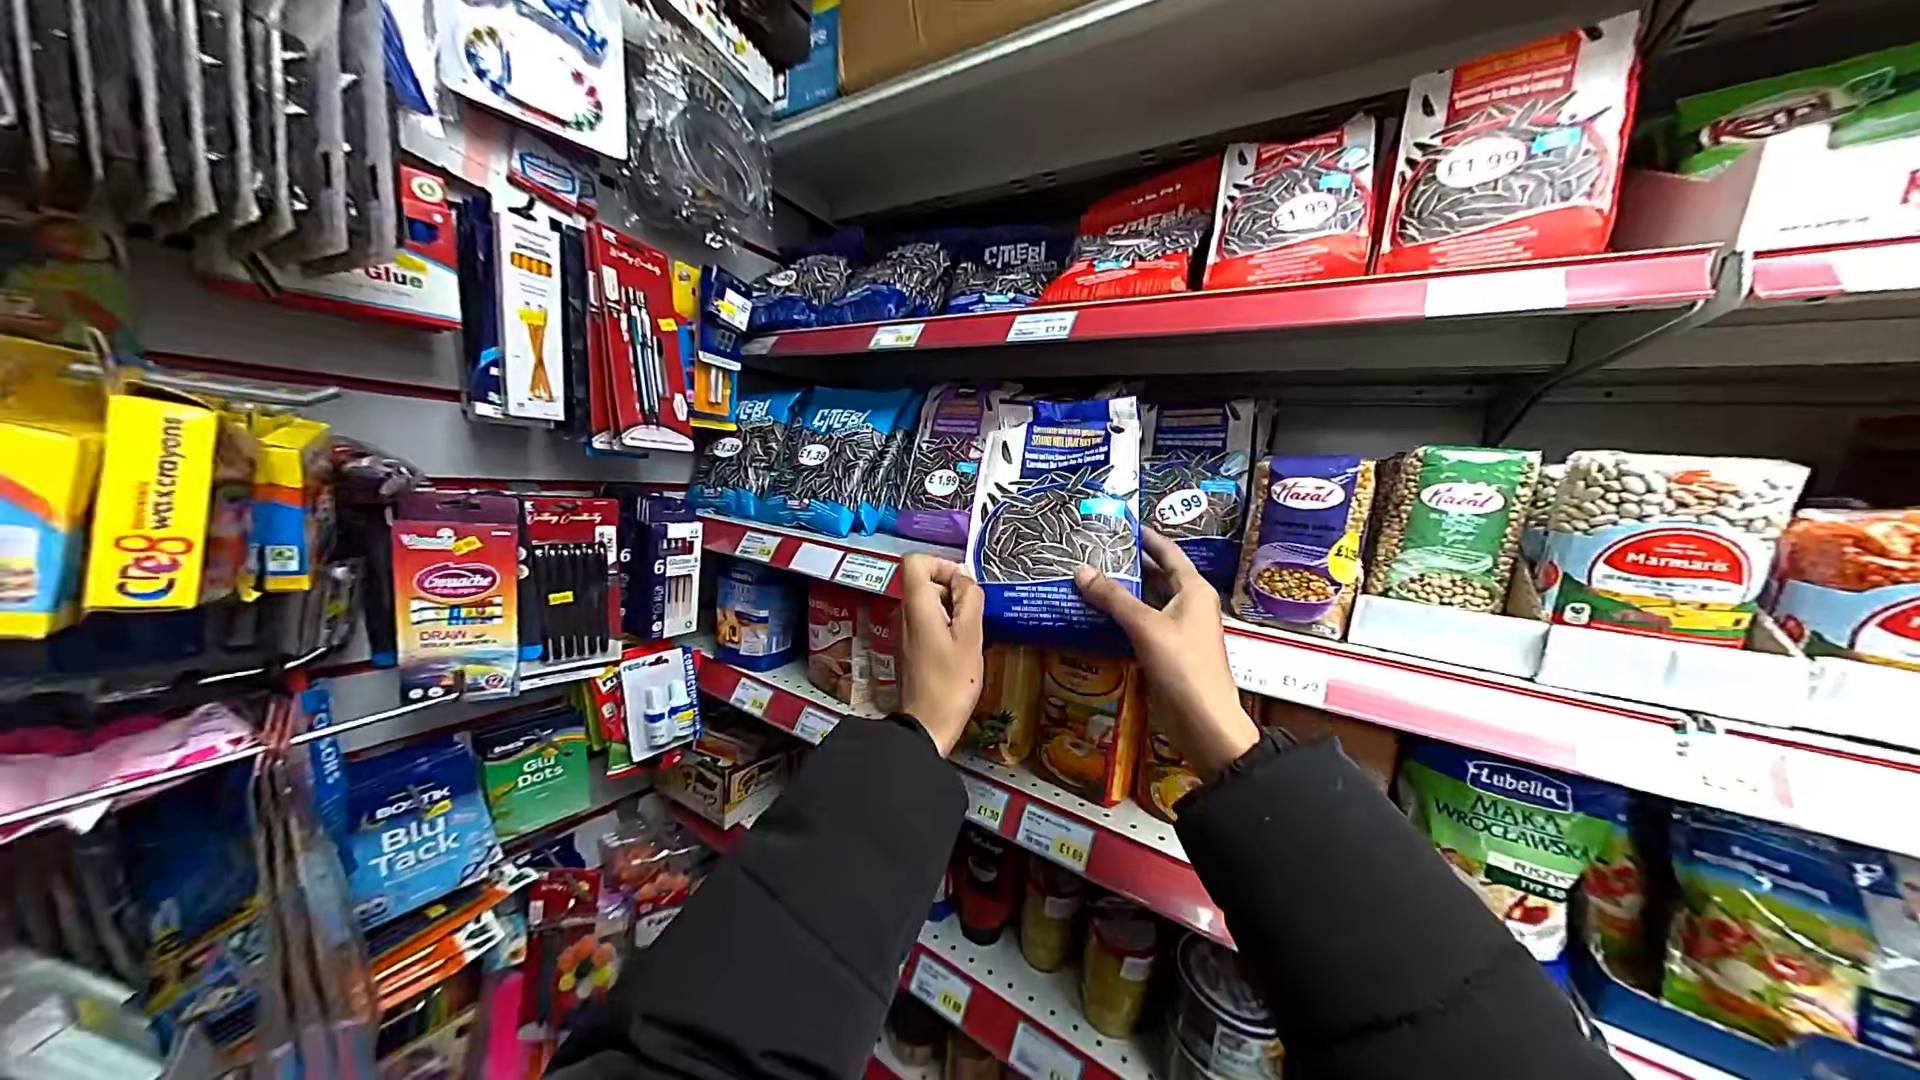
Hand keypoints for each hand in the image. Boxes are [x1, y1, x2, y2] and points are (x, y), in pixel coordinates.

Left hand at [898, 554, 984, 755]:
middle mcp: (904, 613)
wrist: (927, 725)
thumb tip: (964, 576)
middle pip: (925, 581)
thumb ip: (969, 599)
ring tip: (970, 634)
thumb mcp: (970, 637)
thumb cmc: (952, 681)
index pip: (916, 561)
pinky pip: (927, 621)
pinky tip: (961, 648)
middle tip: (974, 616)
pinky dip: (945, 625)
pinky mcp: (909, 646)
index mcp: (916, 605)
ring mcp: (904, 631)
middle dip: (953, 589)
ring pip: (928, 602)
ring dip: (952, 609)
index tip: (964, 585)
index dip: (941, 564)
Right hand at [1074, 530, 1259, 777]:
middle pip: (1156, 575)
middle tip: (1092, 551)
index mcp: (1194, 590)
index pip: (1168, 552)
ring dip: (1122, 591)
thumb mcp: (1145, 626)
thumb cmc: (1183, 666)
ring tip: (1088, 577)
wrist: (1203, 721)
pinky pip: (1141, 624)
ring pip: (1147, 601)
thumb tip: (1081, 570)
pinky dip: (1121, 616)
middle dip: (1128, 564)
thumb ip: (1113, 597)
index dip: (1146, 537)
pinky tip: (1096, 613)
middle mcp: (1189, 604)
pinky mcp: (1166, 651)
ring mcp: (1178, 629)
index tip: (1120, 524)